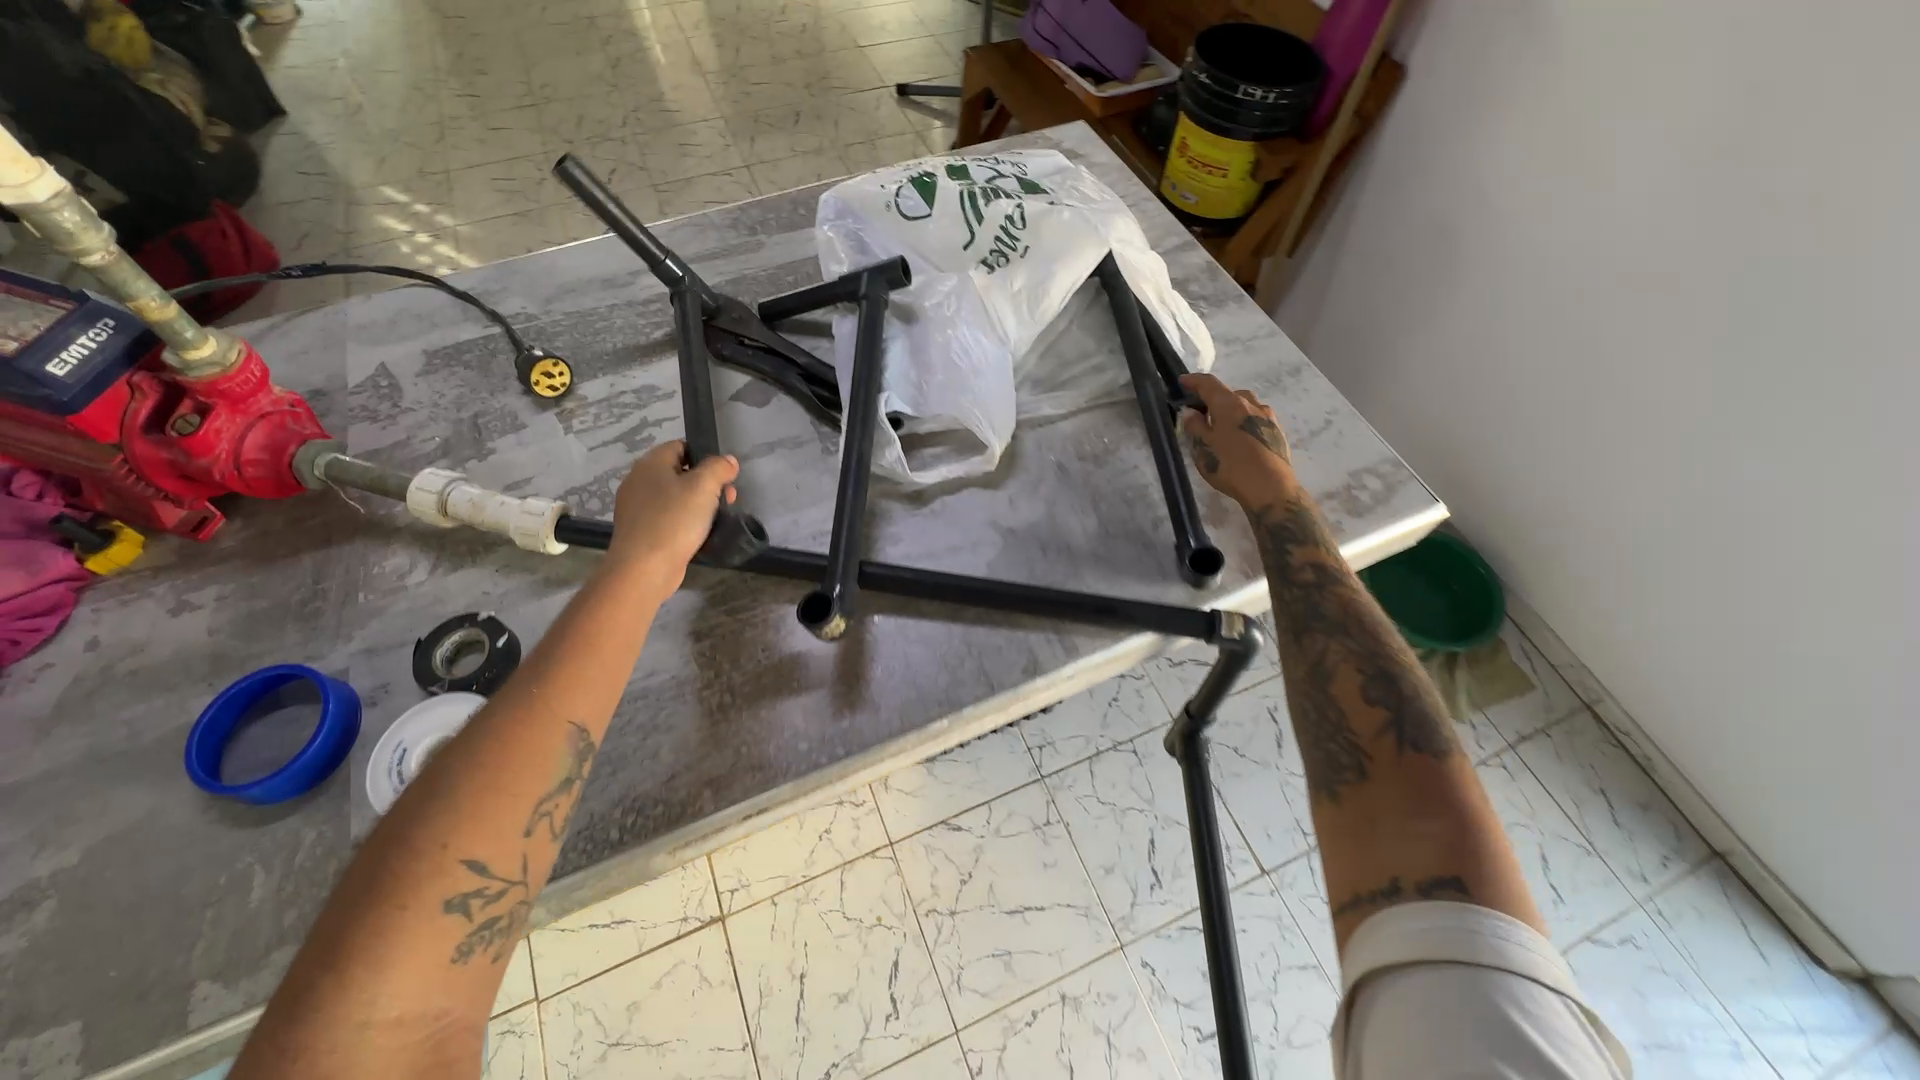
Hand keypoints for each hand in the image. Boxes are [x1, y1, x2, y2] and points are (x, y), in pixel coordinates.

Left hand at [604, 440, 740, 590]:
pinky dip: (685, 522)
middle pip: (679, 473)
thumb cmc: (674, 521)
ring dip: (699, 505)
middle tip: (728, 499)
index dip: (705, 456)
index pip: (680, 447)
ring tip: (718, 519)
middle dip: (707, 484)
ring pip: (675, 498)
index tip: (724, 475)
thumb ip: (719, 468)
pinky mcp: (641, 531)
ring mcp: (637, 508)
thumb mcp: (703, 487)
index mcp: (650, 464)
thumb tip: (728, 461)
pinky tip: (700, 535)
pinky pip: (668, 518)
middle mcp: (639, 481)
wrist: (644, 568)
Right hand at [1179, 373, 1295, 507]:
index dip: (1194, 381)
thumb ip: (1195, 426)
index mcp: (1229, 404)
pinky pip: (1256, 418)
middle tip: (1201, 412)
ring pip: (1246, 405)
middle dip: (1214, 398)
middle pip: (1229, 393)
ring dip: (1232, 409)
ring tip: (1222, 425)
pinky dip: (1245, 421)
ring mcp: (1267, 417)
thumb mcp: (1203, 447)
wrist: (1270, 488)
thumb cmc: (1230, 466)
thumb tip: (1191, 412)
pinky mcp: (1277, 432)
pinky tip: (1241, 437)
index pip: (1209, 383)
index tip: (1182, 382)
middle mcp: (1251, 404)